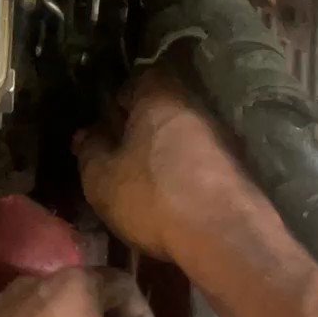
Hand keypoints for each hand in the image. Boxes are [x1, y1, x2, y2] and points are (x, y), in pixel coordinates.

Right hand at [74, 68, 274, 261]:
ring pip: (178, 141)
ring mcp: (217, 136)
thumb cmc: (152, 197)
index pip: (132, 83)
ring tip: (142, 188)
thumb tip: (85, 135)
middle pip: (157, 113)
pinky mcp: (232, 168)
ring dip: (161, 159)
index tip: (101, 131)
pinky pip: (196, 166)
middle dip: (138, 133)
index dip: (113, 105)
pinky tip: (170, 203)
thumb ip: (89, 152)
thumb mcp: (102, 179)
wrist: (221, 233)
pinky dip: (182, 178)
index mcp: (157, 94)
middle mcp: (192, 105)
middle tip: (118, 163)